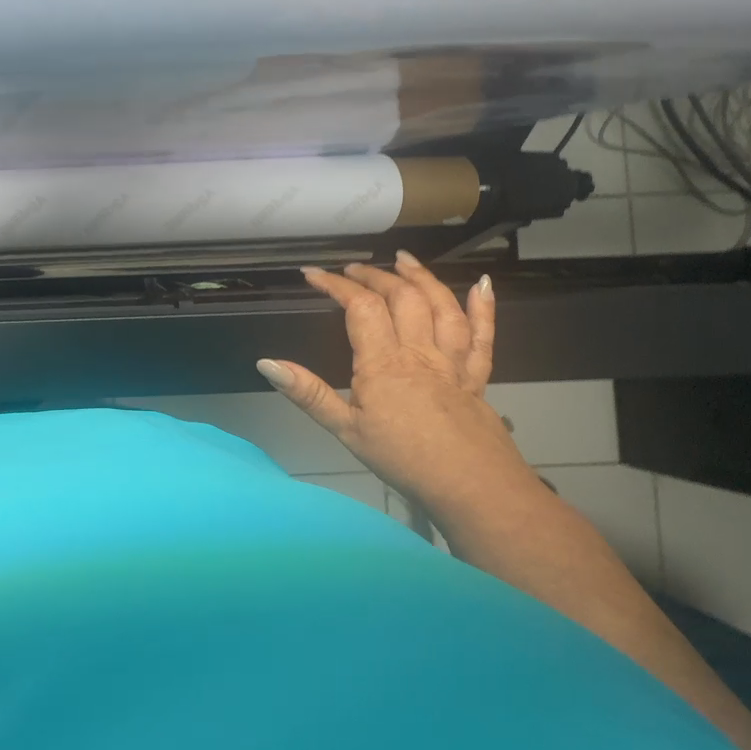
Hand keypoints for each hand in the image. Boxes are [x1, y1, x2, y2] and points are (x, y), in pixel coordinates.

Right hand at [257, 252, 535, 518]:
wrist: (474, 489)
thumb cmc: (404, 460)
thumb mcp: (345, 430)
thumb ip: (308, 393)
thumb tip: (266, 363)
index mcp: (384, 364)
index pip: (360, 308)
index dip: (335, 285)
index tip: (312, 274)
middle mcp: (420, 353)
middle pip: (402, 298)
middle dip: (375, 276)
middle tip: (352, 269)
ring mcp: (454, 362)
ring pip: (442, 307)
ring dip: (422, 278)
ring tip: (404, 260)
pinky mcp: (478, 378)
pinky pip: (483, 336)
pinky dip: (484, 307)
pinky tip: (482, 285)